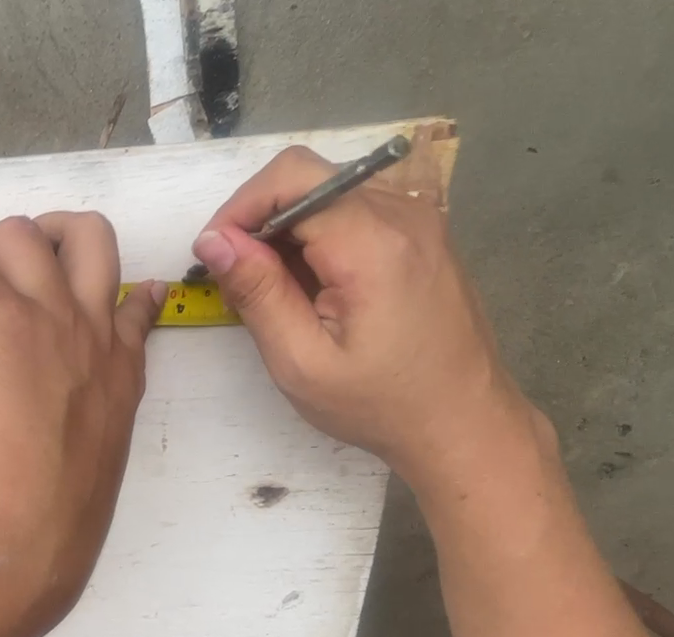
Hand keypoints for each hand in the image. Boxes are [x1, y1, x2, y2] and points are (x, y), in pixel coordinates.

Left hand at [0, 213, 163, 636]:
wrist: (17, 526)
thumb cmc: (47, 522)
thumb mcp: (87, 481)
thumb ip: (82, 454)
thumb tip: (77, 464)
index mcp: (119, 375)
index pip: (131, 304)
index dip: (111, 288)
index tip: (93, 296)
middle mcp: (90, 331)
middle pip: (86, 233)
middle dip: (41, 237)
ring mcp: (47, 316)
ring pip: (16, 233)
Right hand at [191, 147, 546, 492]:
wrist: (461, 421)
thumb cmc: (378, 404)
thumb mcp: (300, 361)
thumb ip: (257, 292)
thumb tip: (212, 240)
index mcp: (373, 243)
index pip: (291, 179)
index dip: (238, 208)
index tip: (213, 256)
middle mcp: (403, 213)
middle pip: (308, 177)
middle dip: (256, 219)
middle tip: (235, 281)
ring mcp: (418, 219)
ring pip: (327, 192)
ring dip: (283, 231)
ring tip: (270, 292)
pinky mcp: (420, 234)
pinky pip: (351, 212)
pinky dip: (313, 238)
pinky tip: (306, 289)